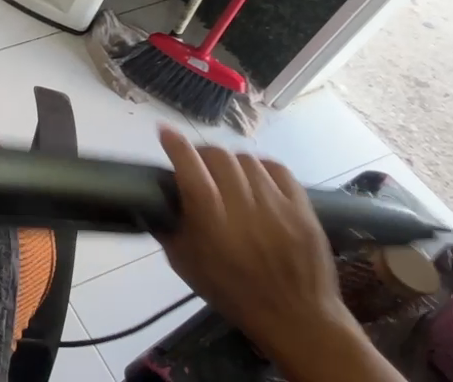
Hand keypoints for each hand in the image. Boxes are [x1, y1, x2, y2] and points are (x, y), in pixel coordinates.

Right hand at [156, 128, 359, 367]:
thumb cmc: (234, 293)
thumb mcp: (185, 265)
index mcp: (211, 218)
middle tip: (198, 165)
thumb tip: (150, 203)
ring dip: (231, 162)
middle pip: (217, 156)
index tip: (164, 132)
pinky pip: (278, 168)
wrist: (298, 319)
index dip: (175, 144)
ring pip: (246, 159)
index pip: (189, 165)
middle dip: (202, 154)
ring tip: (228, 175)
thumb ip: (166, 228)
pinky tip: (256, 178)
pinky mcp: (302, 208)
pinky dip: (261, 167)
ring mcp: (277, 204)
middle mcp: (243, 204)